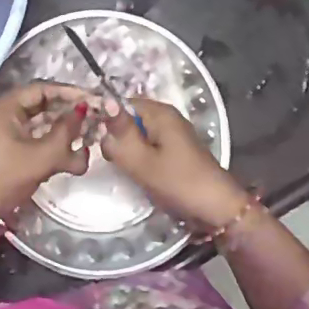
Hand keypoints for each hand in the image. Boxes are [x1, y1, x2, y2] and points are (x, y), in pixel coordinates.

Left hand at [0, 81, 92, 214]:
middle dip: (68, 113)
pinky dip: (53, 145)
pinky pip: (35, 140)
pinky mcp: (8, 152)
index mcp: (6, 108)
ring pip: (40, 125)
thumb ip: (66, 130)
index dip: (68, 93)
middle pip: (42, 106)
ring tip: (87, 137)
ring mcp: (5, 135)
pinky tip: (73, 156)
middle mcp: (4, 116)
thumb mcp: (43, 154)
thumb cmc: (8, 176)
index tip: (91, 99)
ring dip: (63, 131)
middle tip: (92, 117)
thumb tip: (83, 110)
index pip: (42, 89)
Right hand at [102, 99, 246, 229]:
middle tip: (111, 159)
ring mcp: (173, 134)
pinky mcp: (175, 150)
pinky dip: (140, 157)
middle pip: (131, 118)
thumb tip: (104, 100)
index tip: (92, 138)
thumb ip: (121, 133)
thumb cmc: (178, 182)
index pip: (123, 103)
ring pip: (139, 134)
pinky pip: (149, 146)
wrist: (215, 208)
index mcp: (160, 113)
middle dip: (117, 136)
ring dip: (128, 149)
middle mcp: (167, 117)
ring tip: (123, 167)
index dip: (105, 118)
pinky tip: (137, 172)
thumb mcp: (142, 160)